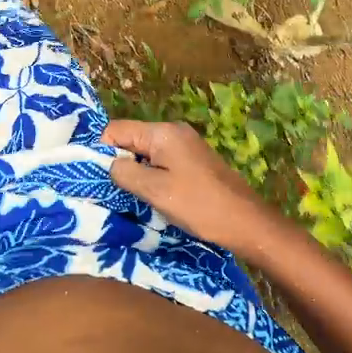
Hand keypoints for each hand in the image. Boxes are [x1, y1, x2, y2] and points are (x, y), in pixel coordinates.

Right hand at [102, 120, 281, 257]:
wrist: (248, 223)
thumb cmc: (199, 206)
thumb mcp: (155, 191)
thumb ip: (125, 173)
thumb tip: (110, 164)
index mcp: (162, 133)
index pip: (116, 129)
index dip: (103, 151)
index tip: (104, 178)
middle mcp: (173, 131)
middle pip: (131, 139)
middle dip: (122, 163)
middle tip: (122, 191)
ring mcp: (186, 144)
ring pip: (146, 152)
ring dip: (139, 172)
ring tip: (141, 197)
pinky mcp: (194, 160)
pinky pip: (162, 161)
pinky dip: (155, 176)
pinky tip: (161, 196)